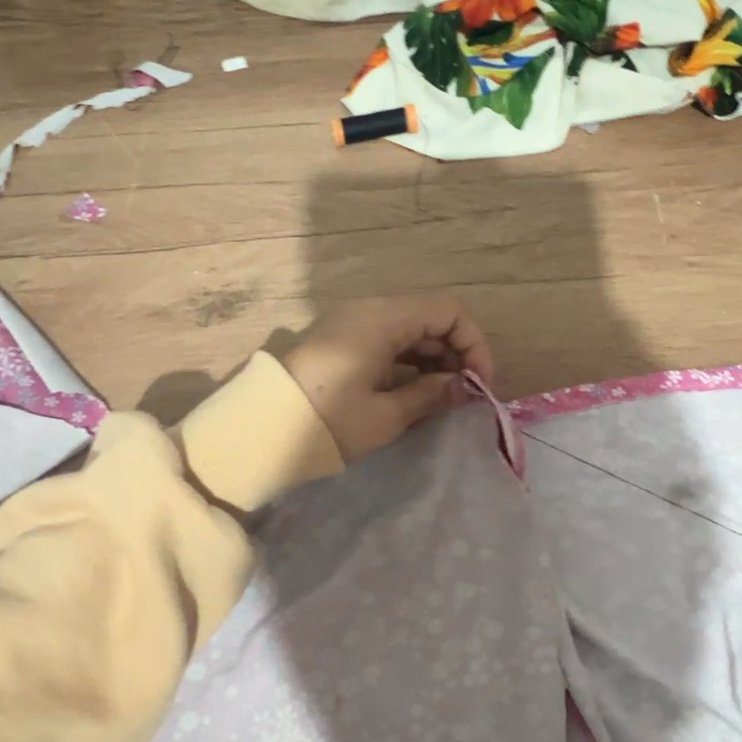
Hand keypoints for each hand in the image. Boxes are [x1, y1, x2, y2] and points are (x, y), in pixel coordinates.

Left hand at [282, 296, 494, 462]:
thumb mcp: (386, 414)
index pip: (449, 311)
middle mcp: (370, 311)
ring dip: (434, 360)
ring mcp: (354, 325)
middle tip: (464, 395)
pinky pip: (390, 341)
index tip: (479, 384)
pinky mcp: (343, 342)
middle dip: (456, 353)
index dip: (473, 344)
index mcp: (384, 318)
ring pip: (411, 330)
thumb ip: (430, 395)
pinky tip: (417, 392)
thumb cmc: (329, 420)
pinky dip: (410, 362)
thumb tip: (462, 387)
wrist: (263, 430)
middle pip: (431, 318)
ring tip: (443, 399)